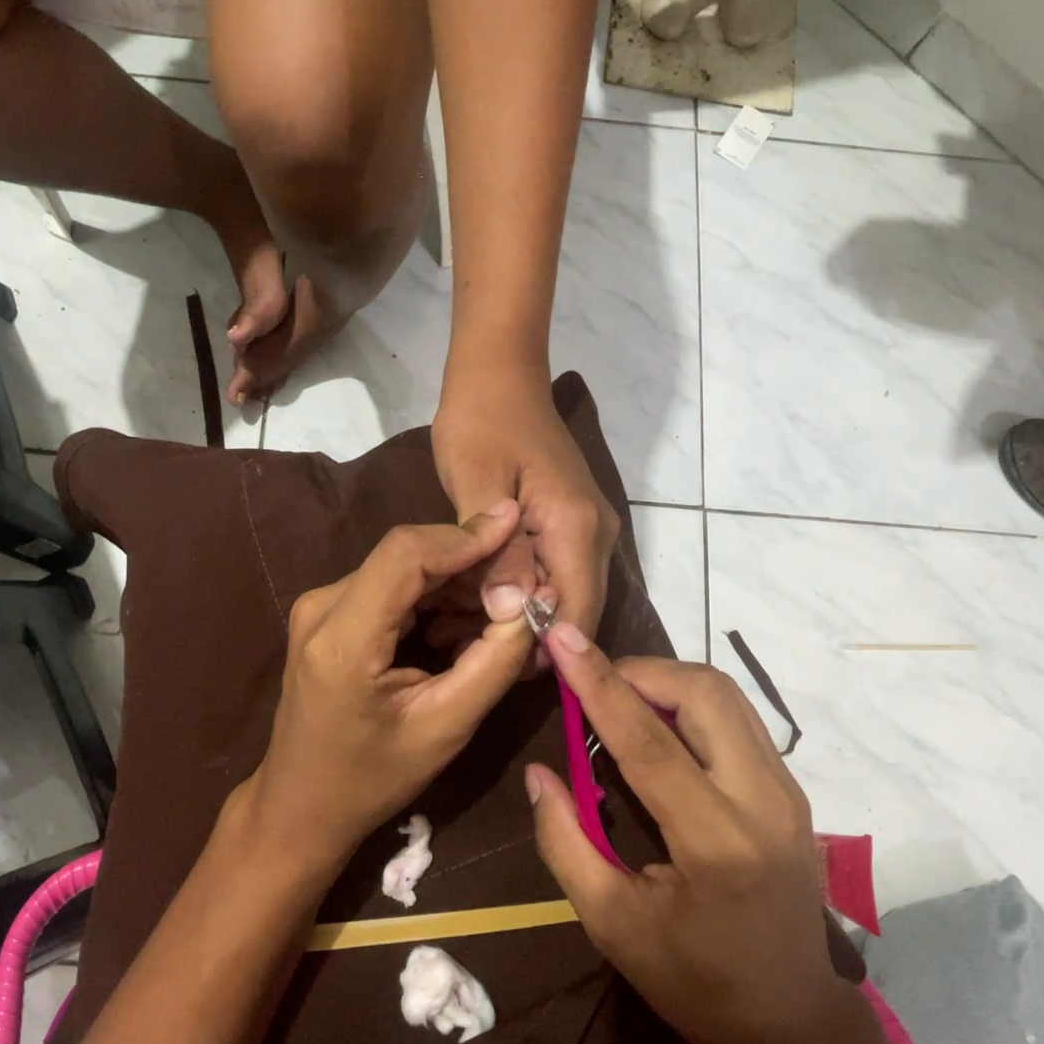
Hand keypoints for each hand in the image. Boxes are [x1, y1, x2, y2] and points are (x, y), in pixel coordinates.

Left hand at [242, 503, 537, 861]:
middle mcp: (321, 607)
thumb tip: (533, 601)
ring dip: (454, 577)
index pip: (406, 553)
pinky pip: (389, 585)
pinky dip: (432, 593)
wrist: (303, 804)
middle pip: (406, 554)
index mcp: (342, 639)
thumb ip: (493, 662)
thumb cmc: (373, 778)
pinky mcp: (327, 613)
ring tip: (503, 604)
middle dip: (469, 559)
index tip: (515, 525)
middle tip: (523, 581)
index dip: (464, 535)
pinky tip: (466, 615)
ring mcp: (319, 606)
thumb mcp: (445, 727)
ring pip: (401, 566)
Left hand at [431, 377, 619, 663]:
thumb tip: (514, 614)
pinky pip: (549, 575)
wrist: (499, 373)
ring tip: (450, 632)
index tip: (484, 670)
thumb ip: (498, 551)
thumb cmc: (481, 423)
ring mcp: (584, 530)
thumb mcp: (478, 483)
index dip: (538, 651)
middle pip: (571, 611)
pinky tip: (467, 601)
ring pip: (558, 596)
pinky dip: (514, 594)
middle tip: (456, 653)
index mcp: (577, 529)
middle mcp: (594, 536)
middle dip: (519, 640)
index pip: (576, 614)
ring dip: (512, 619)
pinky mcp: (567, 526)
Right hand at [524, 626, 858, 1043]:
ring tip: (617, 697)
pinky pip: (739, 718)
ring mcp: (787, 792)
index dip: (599, 682)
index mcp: (714, 843)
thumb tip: (539, 772)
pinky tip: (657, 725)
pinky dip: (690, 702)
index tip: (562, 635)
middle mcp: (762, 802)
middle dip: (639, 669)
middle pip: (704, 693)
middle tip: (590, 681)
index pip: (648, 740)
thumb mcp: (610, 923)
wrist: (789, 1019)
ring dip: (666, 680)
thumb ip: (565, 840)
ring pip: (727, 695)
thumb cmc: (692, 978)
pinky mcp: (791, 791)